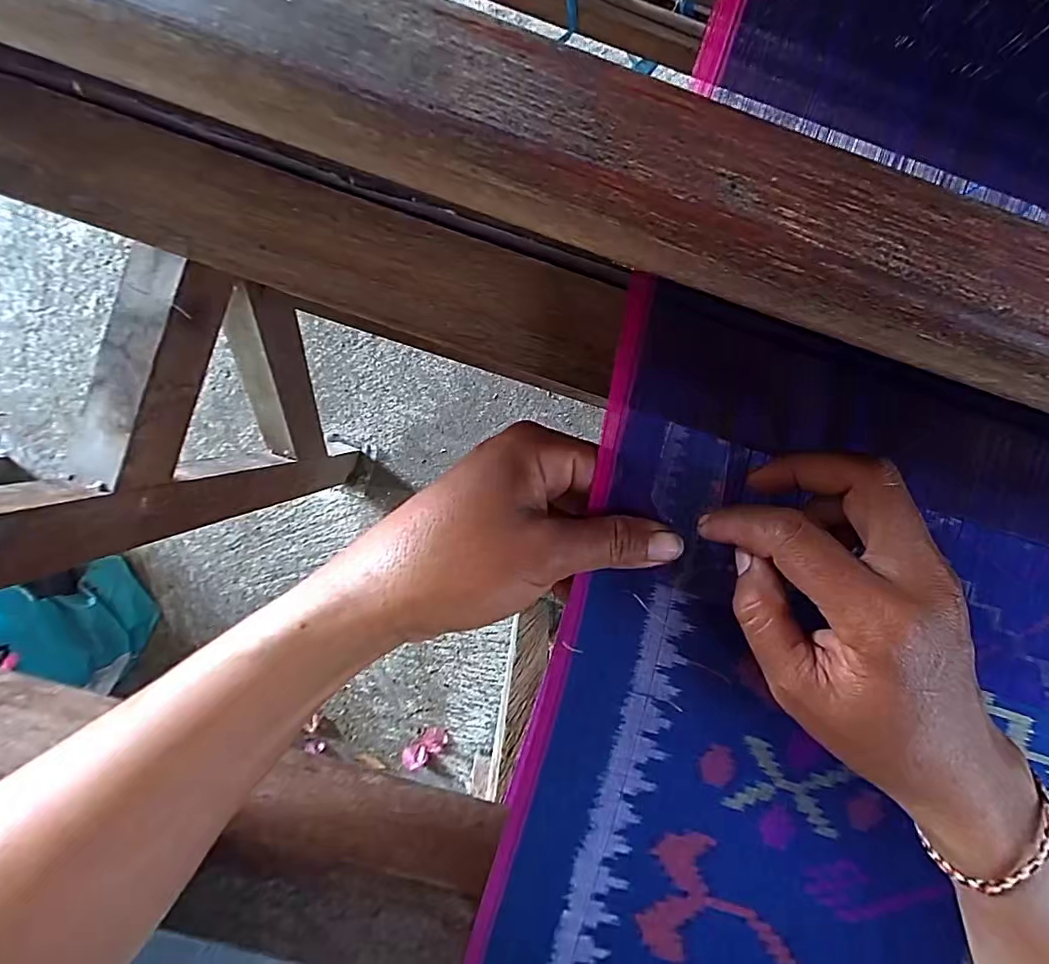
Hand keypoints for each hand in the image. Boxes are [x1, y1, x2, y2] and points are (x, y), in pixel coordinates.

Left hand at [306, 421, 683, 641]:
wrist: (378, 599)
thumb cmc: (458, 563)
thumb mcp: (547, 553)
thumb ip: (612, 542)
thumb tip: (668, 539)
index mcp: (535, 449)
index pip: (608, 467)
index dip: (638, 503)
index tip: (670, 536)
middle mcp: (521, 461)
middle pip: (589, 493)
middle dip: (613, 533)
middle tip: (653, 568)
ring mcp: (506, 493)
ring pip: (568, 519)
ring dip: (588, 552)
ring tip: (623, 585)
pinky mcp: (493, 523)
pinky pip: (543, 534)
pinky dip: (561, 560)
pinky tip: (581, 592)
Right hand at [698, 453, 1040, 871]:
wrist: (952, 760)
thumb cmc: (870, 736)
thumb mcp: (795, 689)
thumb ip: (761, 614)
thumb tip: (748, 553)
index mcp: (877, 617)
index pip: (801, 538)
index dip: (747, 521)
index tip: (713, 523)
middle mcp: (918, 577)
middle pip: (867, 479)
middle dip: (804, 467)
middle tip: (758, 485)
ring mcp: (938, 567)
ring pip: (883, 486)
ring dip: (826, 486)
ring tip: (784, 522)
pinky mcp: (939, 567)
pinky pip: (890, 511)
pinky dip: (847, 506)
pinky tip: (819, 540)